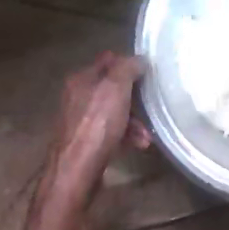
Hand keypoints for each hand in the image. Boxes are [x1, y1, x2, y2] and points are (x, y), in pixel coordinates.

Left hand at [41, 52, 149, 210]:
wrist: (77, 170)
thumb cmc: (97, 125)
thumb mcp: (116, 88)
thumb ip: (127, 68)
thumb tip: (139, 59)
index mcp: (81, 79)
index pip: (107, 60)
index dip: (128, 64)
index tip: (148, 74)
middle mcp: (77, 96)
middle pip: (112, 89)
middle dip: (135, 99)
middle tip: (151, 107)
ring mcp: (79, 121)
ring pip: (113, 113)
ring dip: (134, 122)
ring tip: (147, 137)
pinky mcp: (84, 143)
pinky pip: (110, 132)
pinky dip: (125, 137)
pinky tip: (137, 146)